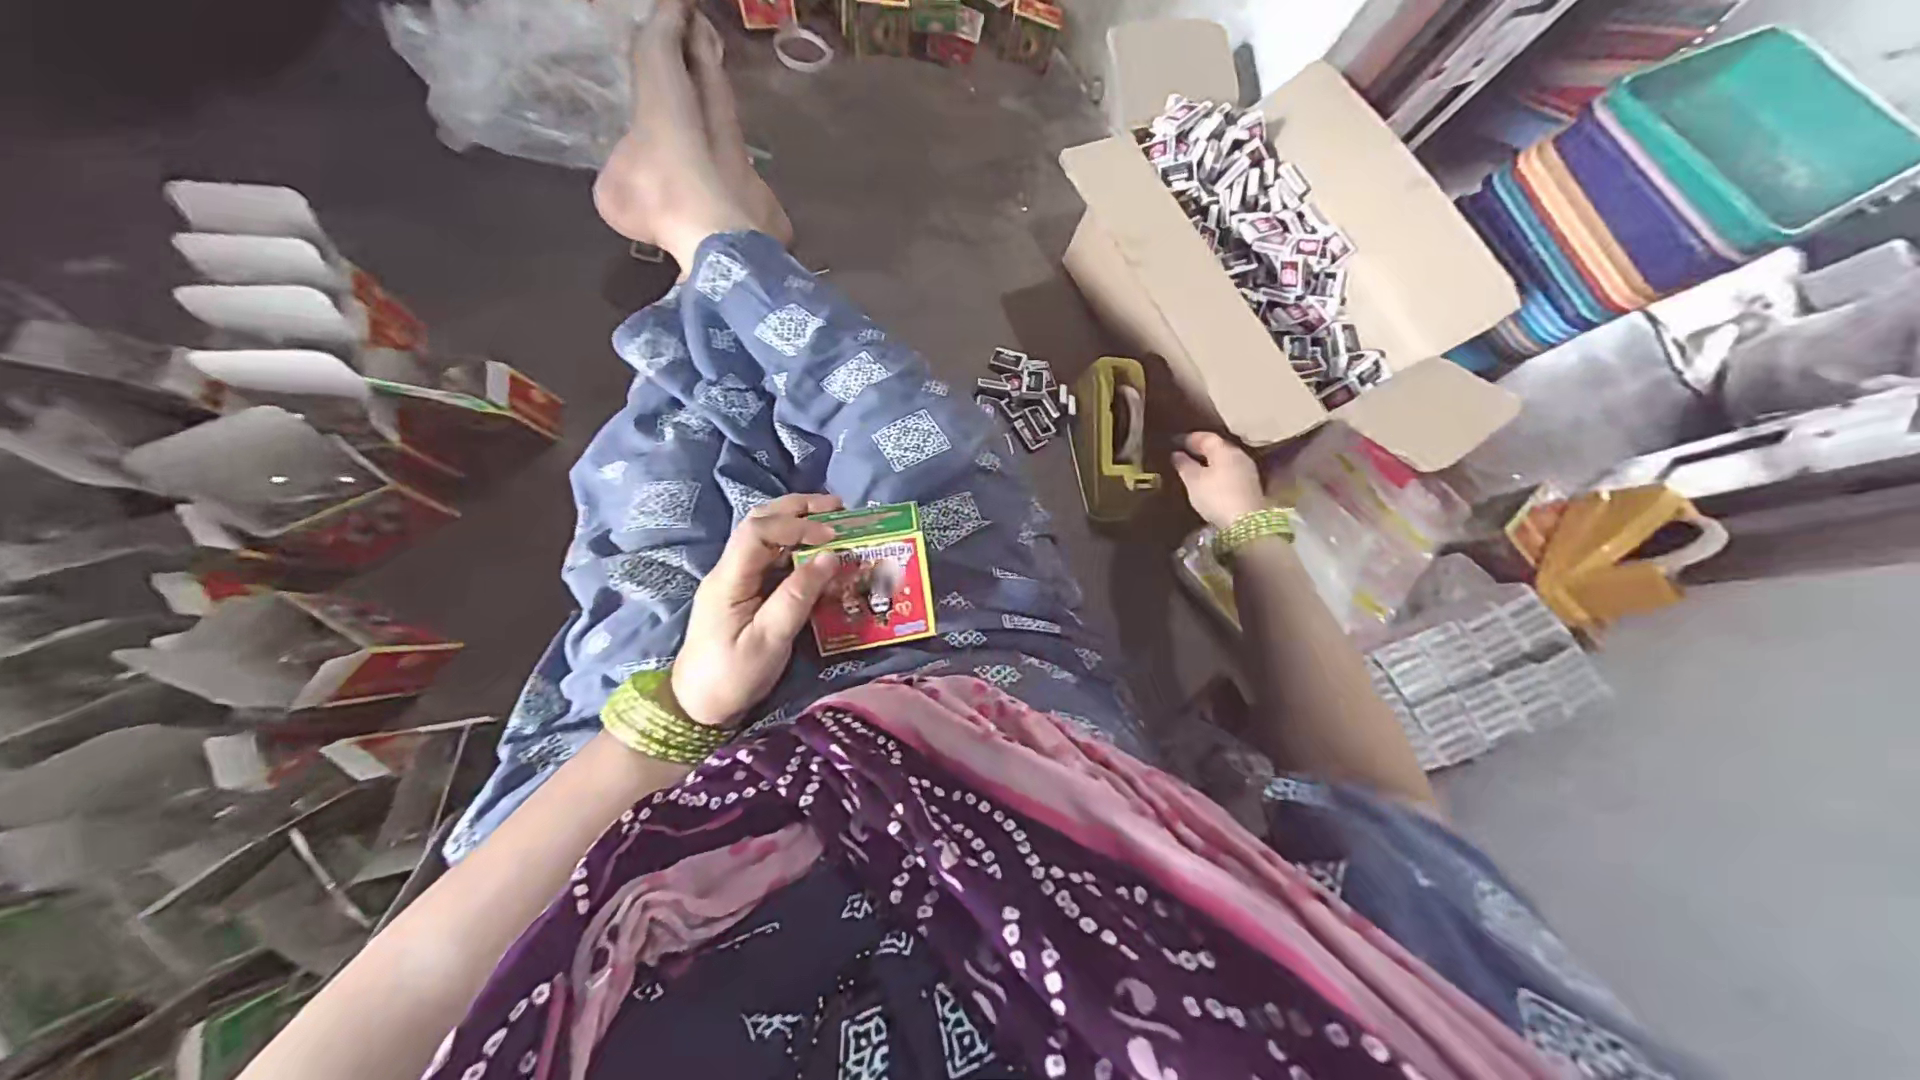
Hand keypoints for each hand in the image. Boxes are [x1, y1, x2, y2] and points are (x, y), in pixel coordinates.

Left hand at [672, 493, 843, 727]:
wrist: (698, 706)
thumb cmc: (733, 676)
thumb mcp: (769, 640)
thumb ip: (798, 596)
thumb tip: (830, 557)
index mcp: (729, 579)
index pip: (759, 531)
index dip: (798, 525)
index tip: (833, 536)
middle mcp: (730, 570)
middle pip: (759, 521)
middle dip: (799, 509)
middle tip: (839, 508)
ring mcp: (736, 579)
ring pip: (765, 536)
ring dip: (799, 524)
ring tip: (835, 523)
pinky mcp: (746, 592)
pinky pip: (772, 559)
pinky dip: (798, 549)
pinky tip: (820, 554)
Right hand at [1171, 432, 1267, 528]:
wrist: (1246, 523)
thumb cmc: (1216, 497)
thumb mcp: (1193, 481)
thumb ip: (1184, 465)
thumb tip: (1177, 454)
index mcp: (1225, 449)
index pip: (1205, 437)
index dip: (1189, 438)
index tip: (1174, 441)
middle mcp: (1239, 455)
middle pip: (1217, 447)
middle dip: (1200, 449)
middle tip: (1183, 453)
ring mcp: (1247, 470)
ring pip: (1224, 459)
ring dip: (1209, 461)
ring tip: (1193, 467)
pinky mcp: (1250, 485)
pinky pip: (1229, 471)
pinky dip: (1217, 471)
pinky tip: (1208, 479)